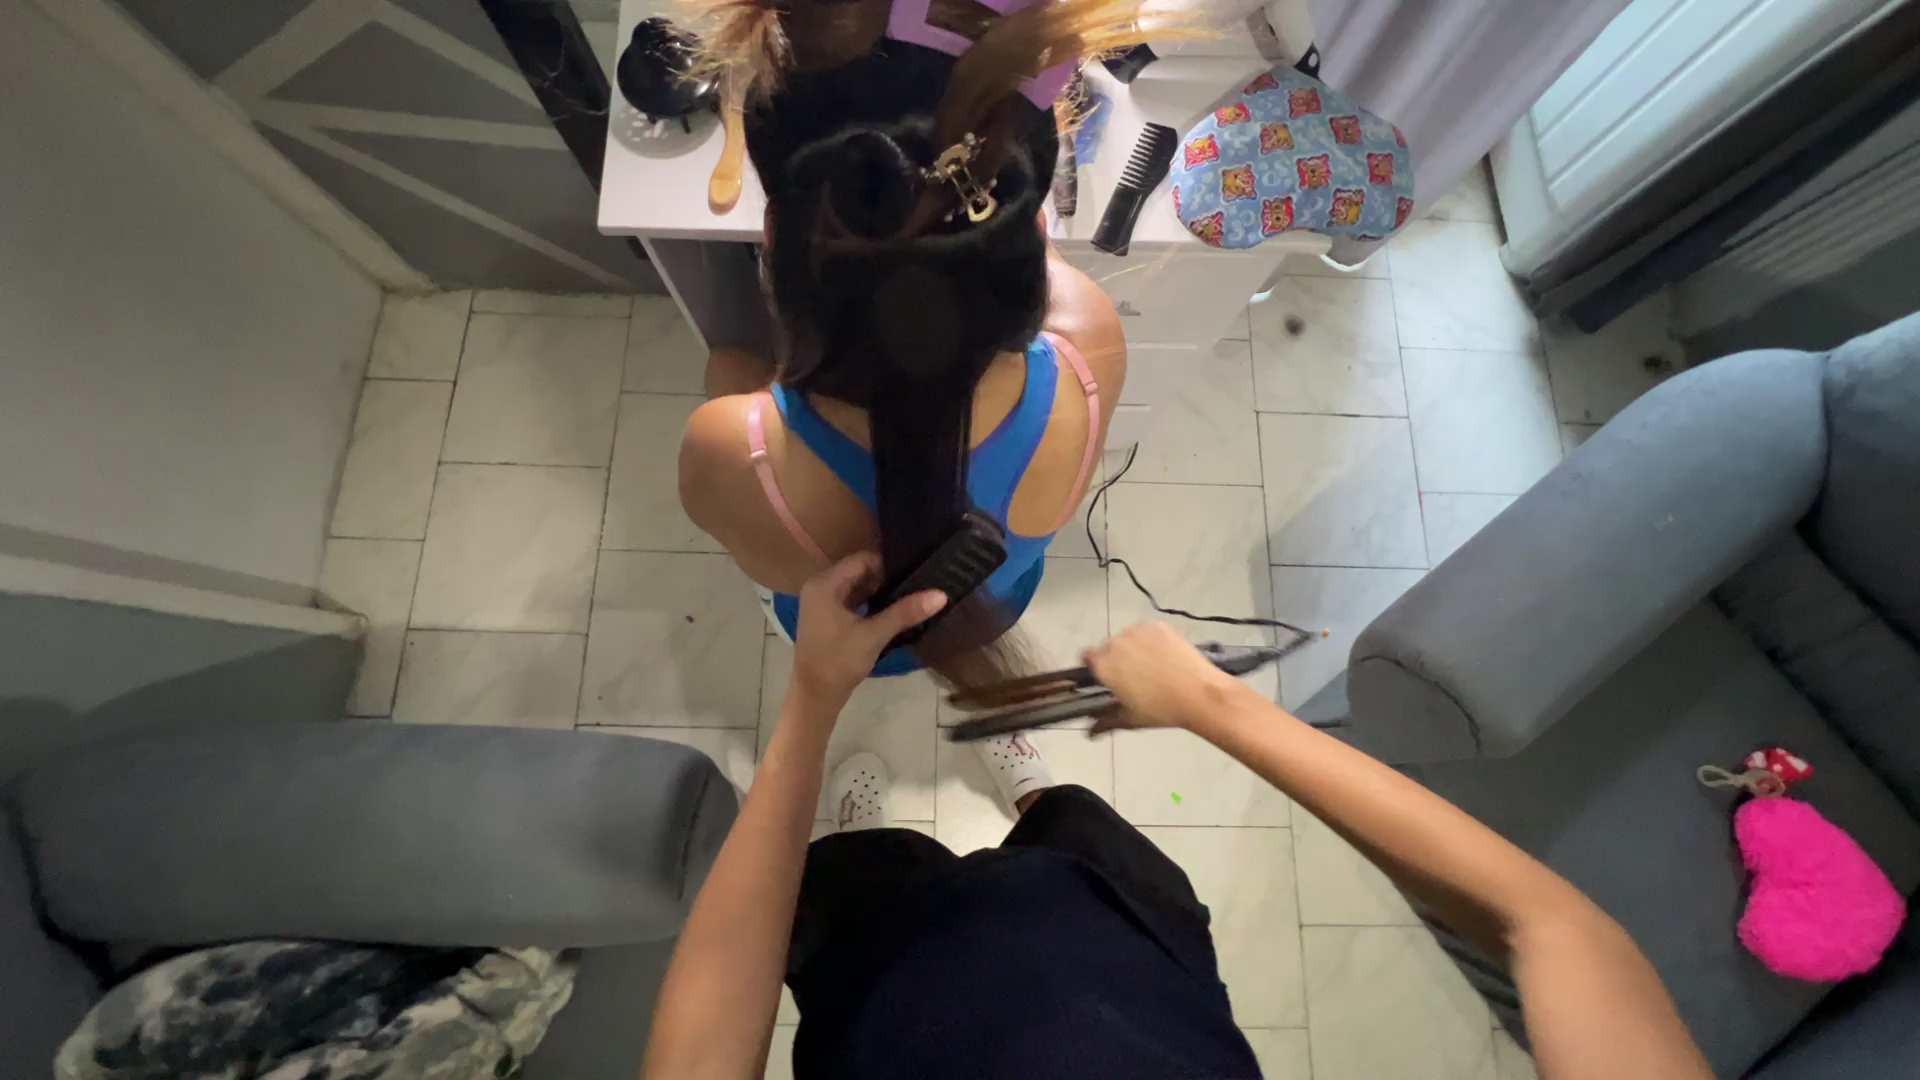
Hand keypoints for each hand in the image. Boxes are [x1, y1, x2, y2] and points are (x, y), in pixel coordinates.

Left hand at [789, 553, 946, 713]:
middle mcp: (819, 586)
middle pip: (858, 571)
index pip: (862, 559)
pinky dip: (869, 602)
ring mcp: (821, 601)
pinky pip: (851, 599)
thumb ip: (905, 612)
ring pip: (856, 585)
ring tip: (908, 594)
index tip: (914, 571)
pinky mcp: (826, 616)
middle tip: (916, 582)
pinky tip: (890, 609)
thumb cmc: (839, 662)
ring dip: (878, 590)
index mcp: (824, 584)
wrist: (815, 696)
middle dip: (885, 577)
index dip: (888, 564)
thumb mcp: (874, 635)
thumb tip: (941, 594)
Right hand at [1082, 622, 1242, 733]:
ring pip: (1127, 637)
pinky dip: (1151, 640)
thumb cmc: (1161, 710)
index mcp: (1104, 665)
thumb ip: (1105, 722)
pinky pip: (1146, 631)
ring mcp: (1137, 631)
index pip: (1087, 656)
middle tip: (1133, 676)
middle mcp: (1116, 643)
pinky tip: (1164, 656)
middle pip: (1108, 646)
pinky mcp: (1157, 625)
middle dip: (1116, 658)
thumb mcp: (1130, 718)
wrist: (1199, 694)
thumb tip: (1089, 732)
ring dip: (1133, 648)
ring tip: (1152, 666)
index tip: (1107, 677)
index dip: (1095, 666)